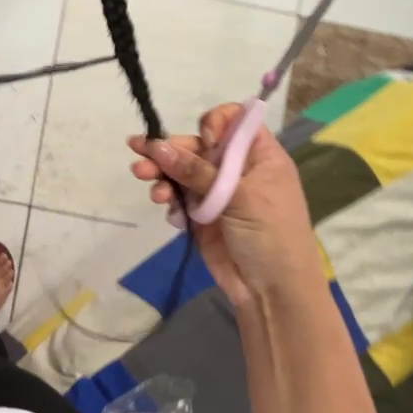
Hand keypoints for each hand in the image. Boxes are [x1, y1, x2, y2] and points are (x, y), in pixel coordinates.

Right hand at [128, 104, 326, 307]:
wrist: (271, 291)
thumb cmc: (271, 236)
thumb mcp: (238, 198)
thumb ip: (196, 171)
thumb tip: (157, 146)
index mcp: (259, 157)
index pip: (233, 122)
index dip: (214, 125)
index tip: (204, 142)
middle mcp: (236, 169)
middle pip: (197, 146)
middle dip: (169, 149)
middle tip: (141, 155)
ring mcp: (216, 192)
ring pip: (180, 170)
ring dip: (160, 172)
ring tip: (143, 177)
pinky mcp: (200, 214)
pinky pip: (176, 196)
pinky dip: (167, 197)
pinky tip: (165, 206)